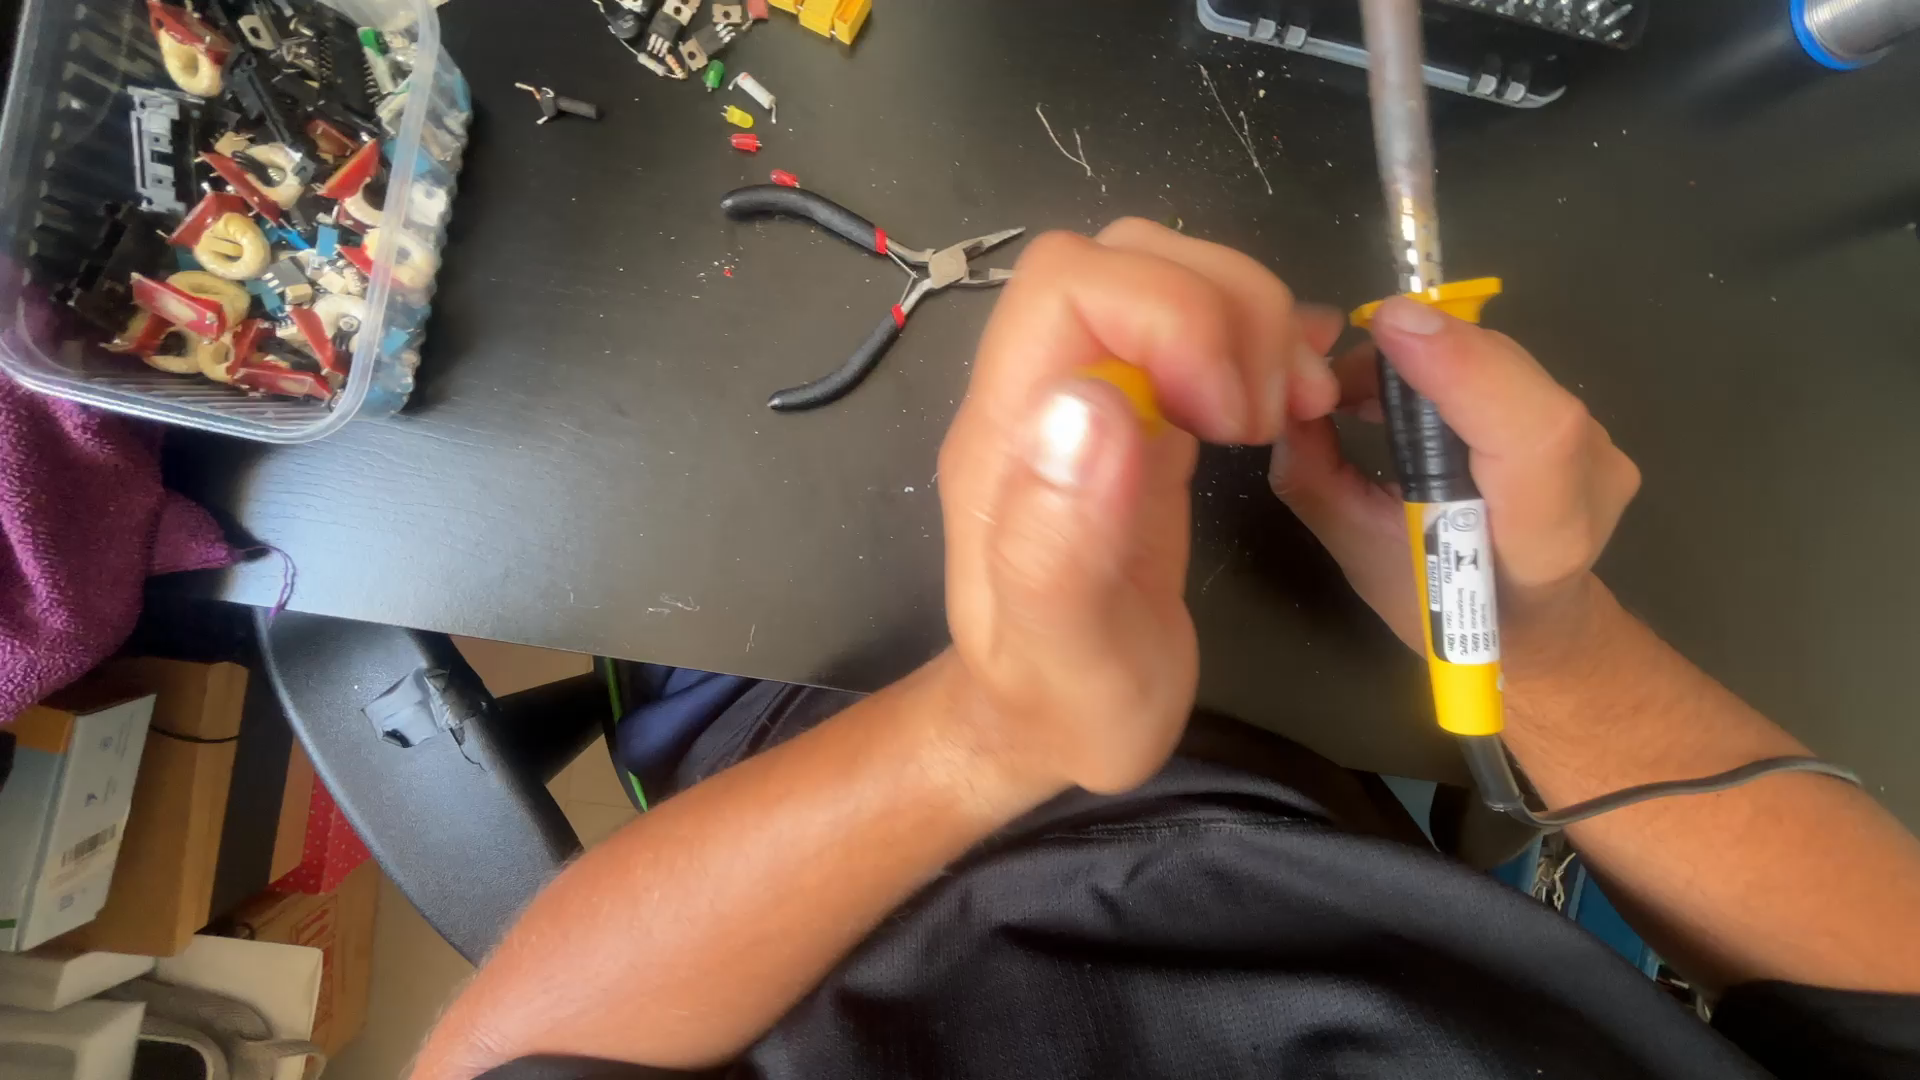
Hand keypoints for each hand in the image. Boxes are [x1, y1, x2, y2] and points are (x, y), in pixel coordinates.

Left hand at [938, 219, 1342, 793]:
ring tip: (1285, 411)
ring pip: (1166, 283)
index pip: (1067, 285)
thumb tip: (1093, 403)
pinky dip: (1254, 344)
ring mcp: (1087, 406)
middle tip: (1263, 415)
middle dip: (1222, 309)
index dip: (1168, 314)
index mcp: (1005, 438)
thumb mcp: (1062, 653)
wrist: (1051, 716)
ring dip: (1248, 324)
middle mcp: (1038, 400)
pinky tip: (1287, 401)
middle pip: (1122, 260)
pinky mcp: (1135, 425)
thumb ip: (1060, 540)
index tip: (1225, 416)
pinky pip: (1193, 337)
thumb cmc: (1057, 700)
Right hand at [1268, 297, 1640, 671]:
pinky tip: (1389, 398)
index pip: (1531, 434)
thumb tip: (1285, 406)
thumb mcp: (1358, 552)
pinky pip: (1503, 370)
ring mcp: (1599, 443)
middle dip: (1408, 358)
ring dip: (1415, 363)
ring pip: (1501, 364)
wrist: (1530, 628)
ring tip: (1347, 398)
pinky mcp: (1581, 422)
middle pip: (1506, 378)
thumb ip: (1316, 480)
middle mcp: (1591, 478)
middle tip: (1324, 383)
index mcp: (1541, 538)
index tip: (1387, 325)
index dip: (1464, 369)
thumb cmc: (1439, 606)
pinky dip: (1436, 369)